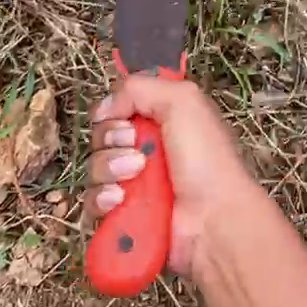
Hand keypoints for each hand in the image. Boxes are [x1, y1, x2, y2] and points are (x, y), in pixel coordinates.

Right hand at [84, 76, 262, 277]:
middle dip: (113, 139)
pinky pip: (94, 202)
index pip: (119, 106)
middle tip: (135, 147)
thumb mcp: (183, 101)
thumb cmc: (206, 158)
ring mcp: (135, 183)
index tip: (122, 116)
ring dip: (110, 168)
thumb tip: (106, 105)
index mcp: (164, 118)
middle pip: (103, 135)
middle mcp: (147, 147)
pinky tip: (120, 200)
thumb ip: (141, 88)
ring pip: (96, 168)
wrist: (213, 219)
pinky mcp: (124, 215)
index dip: (114, 109)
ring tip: (135, 174)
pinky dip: (102, 199)